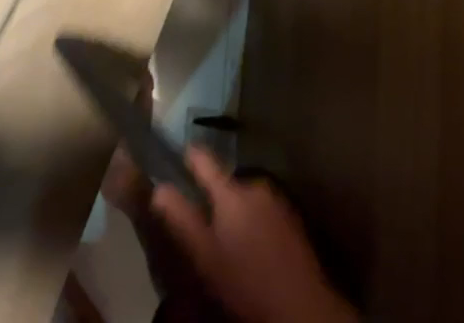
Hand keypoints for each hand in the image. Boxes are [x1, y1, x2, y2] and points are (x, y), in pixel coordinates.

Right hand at [152, 149, 355, 322]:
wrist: (304, 310)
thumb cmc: (247, 281)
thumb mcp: (204, 254)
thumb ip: (179, 217)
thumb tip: (159, 188)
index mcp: (232, 192)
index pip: (203, 159)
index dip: (187, 156)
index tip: (175, 159)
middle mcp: (257, 187)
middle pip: (226, 182)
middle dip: (214, 198)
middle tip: (204, 224)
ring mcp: (279, 204)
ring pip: (245, 199)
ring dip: (235, 213)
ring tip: (228, 240)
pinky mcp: (294, 222)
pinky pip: (264, 212)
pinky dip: (254, 223)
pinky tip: (252, 248)